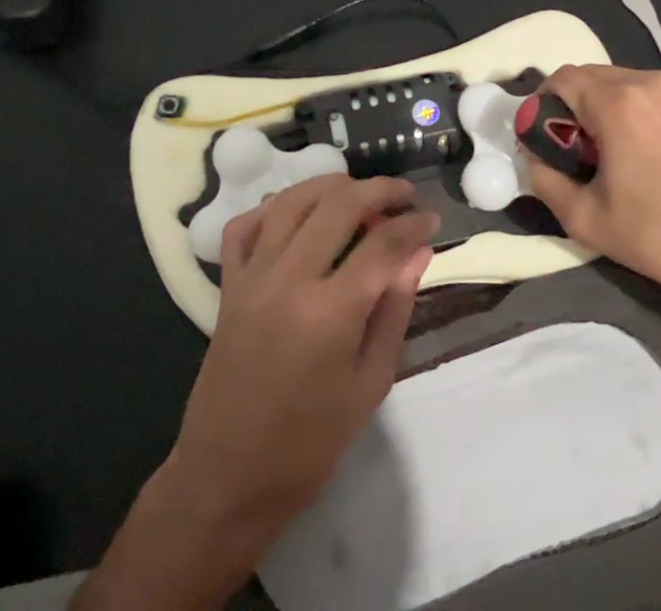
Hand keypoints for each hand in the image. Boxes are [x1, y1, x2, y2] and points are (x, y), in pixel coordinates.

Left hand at [170, 174, 436, 526]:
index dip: (413, 225)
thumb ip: (394, 310)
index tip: (433, 221)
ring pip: (290, 202)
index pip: (382, 243)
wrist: (230, 475)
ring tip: (359, 194)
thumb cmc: (311, 442)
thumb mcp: (370, 381)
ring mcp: (250, 279)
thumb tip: (419, 254)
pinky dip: (273, 209)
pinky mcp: (227, 288)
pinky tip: (297, 214)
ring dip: (329, 186)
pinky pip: (244, 227)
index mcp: (330, 311)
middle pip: (336, 205)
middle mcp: (286, 280)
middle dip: (378, 190)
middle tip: (405, 196)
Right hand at [527, 65, 660, 354]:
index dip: (542, 107)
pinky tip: (653, 159)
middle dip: (575, 108)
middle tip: (576, 154)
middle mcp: (655, 82)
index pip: (562, 79)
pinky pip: (660, 98)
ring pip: (629, 85)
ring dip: (608, 111)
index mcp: (620, 104)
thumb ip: (545, 179)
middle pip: (595, 77)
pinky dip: (642, 116)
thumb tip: (536, 157)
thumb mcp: (585, 220)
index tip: (543, 141)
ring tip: (616, 158)